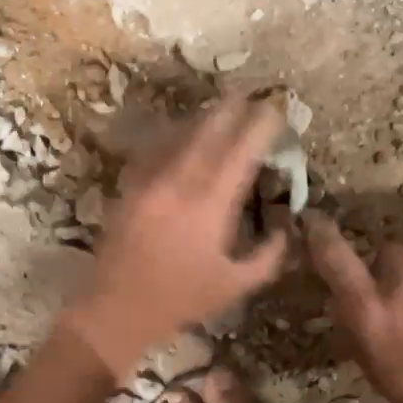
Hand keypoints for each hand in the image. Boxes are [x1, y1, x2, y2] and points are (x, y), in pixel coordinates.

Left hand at [65, 97, 288, 377]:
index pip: (239, 154)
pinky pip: (153, 150)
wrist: (117, 308)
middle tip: (248, 94)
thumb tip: (285, 227)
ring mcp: (148, 181)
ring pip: (177, 135)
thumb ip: (269, 255)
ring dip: (201, 119)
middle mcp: (177, 184)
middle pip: (206, 132)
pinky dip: (171, 136)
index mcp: (208, 207)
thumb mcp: (236, 285)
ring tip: (220, 109)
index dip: (259, 127)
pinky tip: (181, 133)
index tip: (275, 110)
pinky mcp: (128, 186)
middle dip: (230, 110)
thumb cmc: (180, 300)